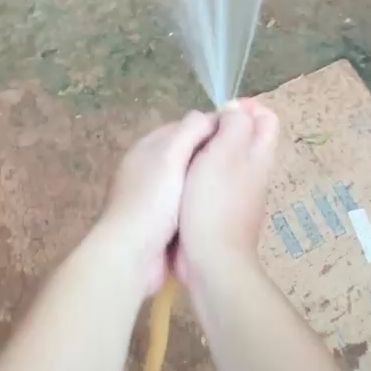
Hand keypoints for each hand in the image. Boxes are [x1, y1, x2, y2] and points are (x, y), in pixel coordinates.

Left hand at [87, 111, 217, 296]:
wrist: (132, 254)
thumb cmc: (152, 200)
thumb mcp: (170, 157)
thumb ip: (189, 132)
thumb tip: (210, 116)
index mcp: (146, 148)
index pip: (181, 127)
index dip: (206, 128)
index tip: (233, 135)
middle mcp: (148, 168)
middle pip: (185, 154)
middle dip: (207, 156)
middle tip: (238, 160)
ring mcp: (153, 196)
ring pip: (186, 181)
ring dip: (204, 182)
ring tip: (233, 184)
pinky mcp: (159, 222)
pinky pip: (185, 205)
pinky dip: (198, 204)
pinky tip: (217, 208)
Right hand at [175, 99, 279, 287]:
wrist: (211, 259)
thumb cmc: (214, 200)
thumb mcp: (224, 151)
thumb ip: (234, 124)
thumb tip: (234, 110)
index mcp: (259, 154)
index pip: (266, 118)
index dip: (246, 107)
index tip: (218, 110)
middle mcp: (255, 171)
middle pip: (246, 137)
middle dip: (223, 127)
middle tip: (197, 131)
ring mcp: (240, 193)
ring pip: (228, 158)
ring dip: (208, 149)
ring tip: (185, 150)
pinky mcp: (222, 210)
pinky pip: (214, 180)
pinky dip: (200, 172)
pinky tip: (182, 177)